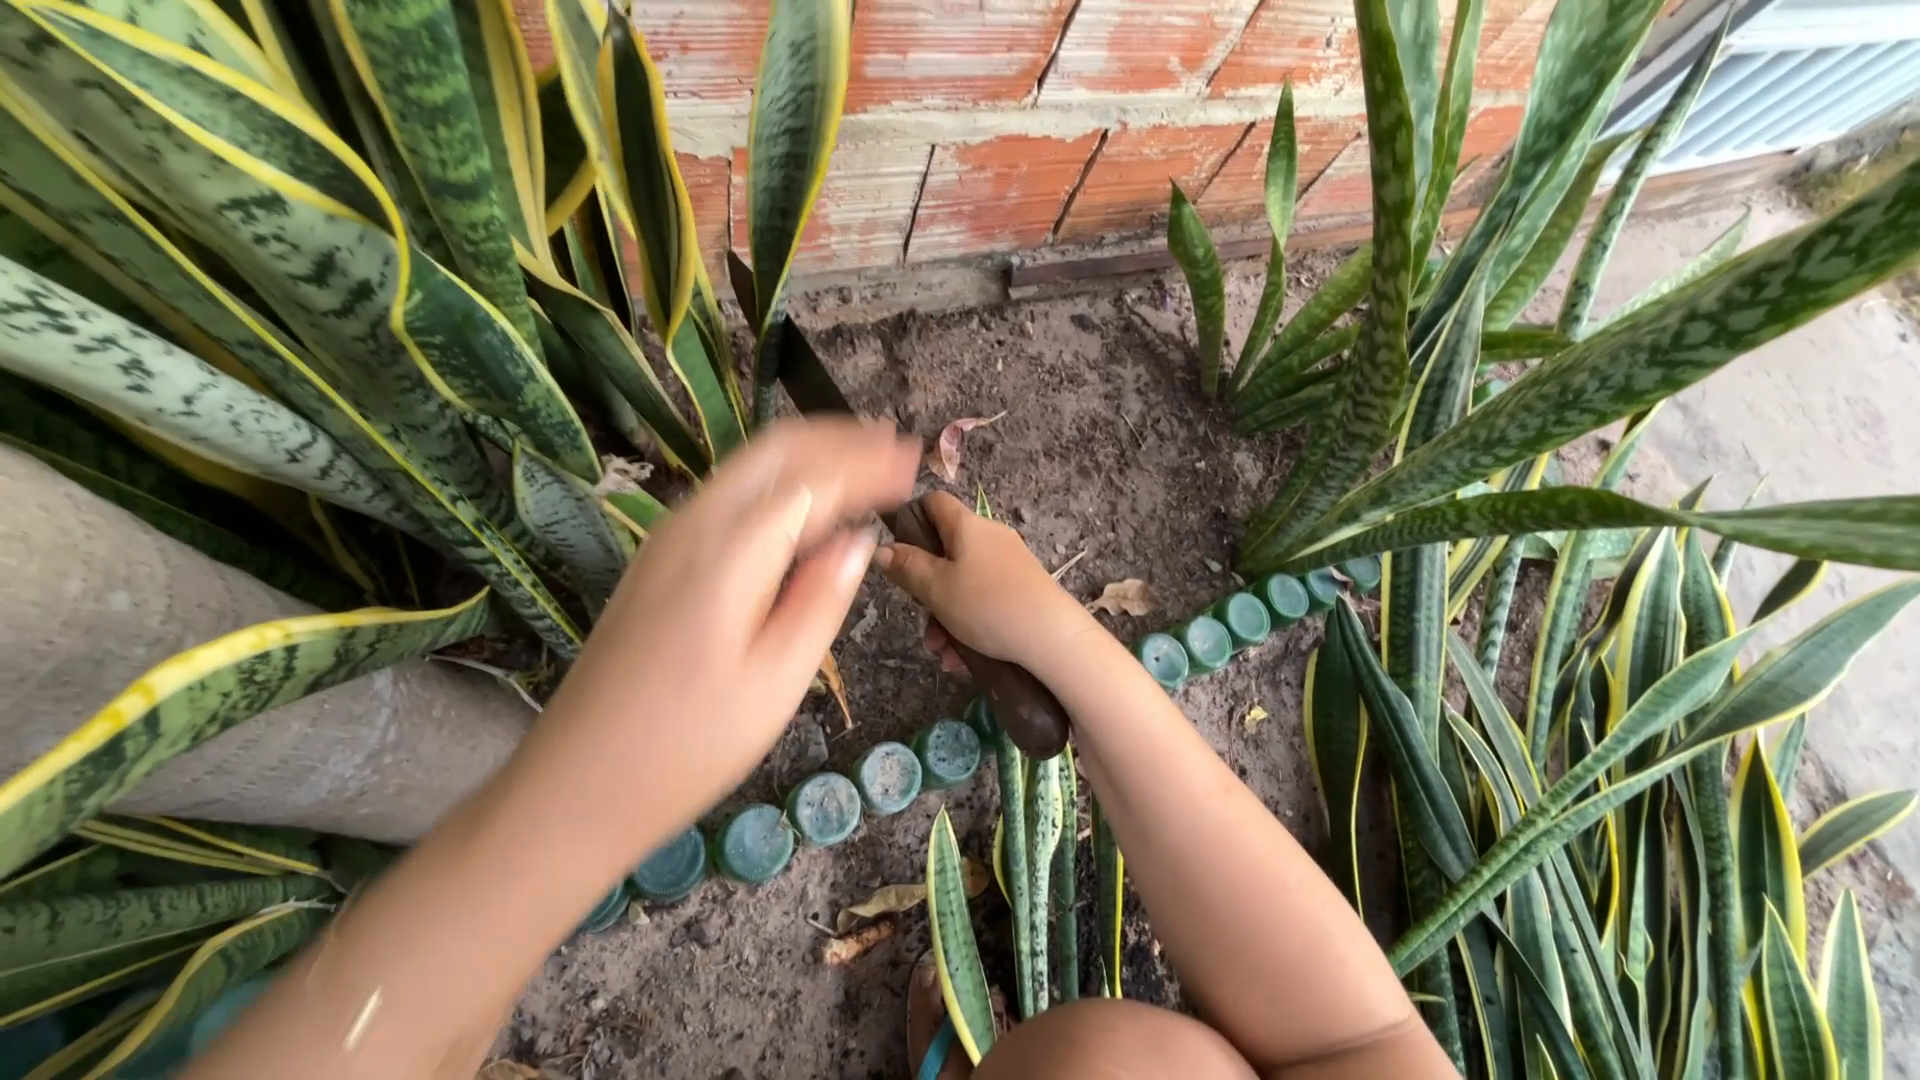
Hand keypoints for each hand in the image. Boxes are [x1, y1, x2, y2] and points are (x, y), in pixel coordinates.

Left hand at [506, 418, 919, 860]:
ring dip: (810, 455)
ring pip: (750, 468)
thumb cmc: (689, 744)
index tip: (916, 463)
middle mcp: (695, 524)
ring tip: (863, 462)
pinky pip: (731, 496)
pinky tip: (805, 511)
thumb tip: (857, 541)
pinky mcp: (659, 560)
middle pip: (777, 451)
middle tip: (895, 445)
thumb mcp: (776, 680)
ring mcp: (669, 538)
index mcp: (730, 550)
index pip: (815, 481)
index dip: (869, 465)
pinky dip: (780, 485)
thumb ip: (820, 599)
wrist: (577, 783)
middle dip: (840, 439)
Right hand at [876, 492, 1093, 670]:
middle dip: (928, 591)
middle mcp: (990, 537)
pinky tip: (964, 659)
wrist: (1053, 637)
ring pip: (963, 585)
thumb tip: (882, 549)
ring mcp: (1010, 564)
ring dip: (946, 618)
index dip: (912, 519)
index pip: (935, 502)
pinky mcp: (1023, 589)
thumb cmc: (987, 605)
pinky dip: (970, 626)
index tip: (898, 551)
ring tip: (943, 653)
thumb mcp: (935, 588)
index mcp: (967, 526)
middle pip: (946, 553)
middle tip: (922, 622)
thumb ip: (906, 567)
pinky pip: (985, 601)